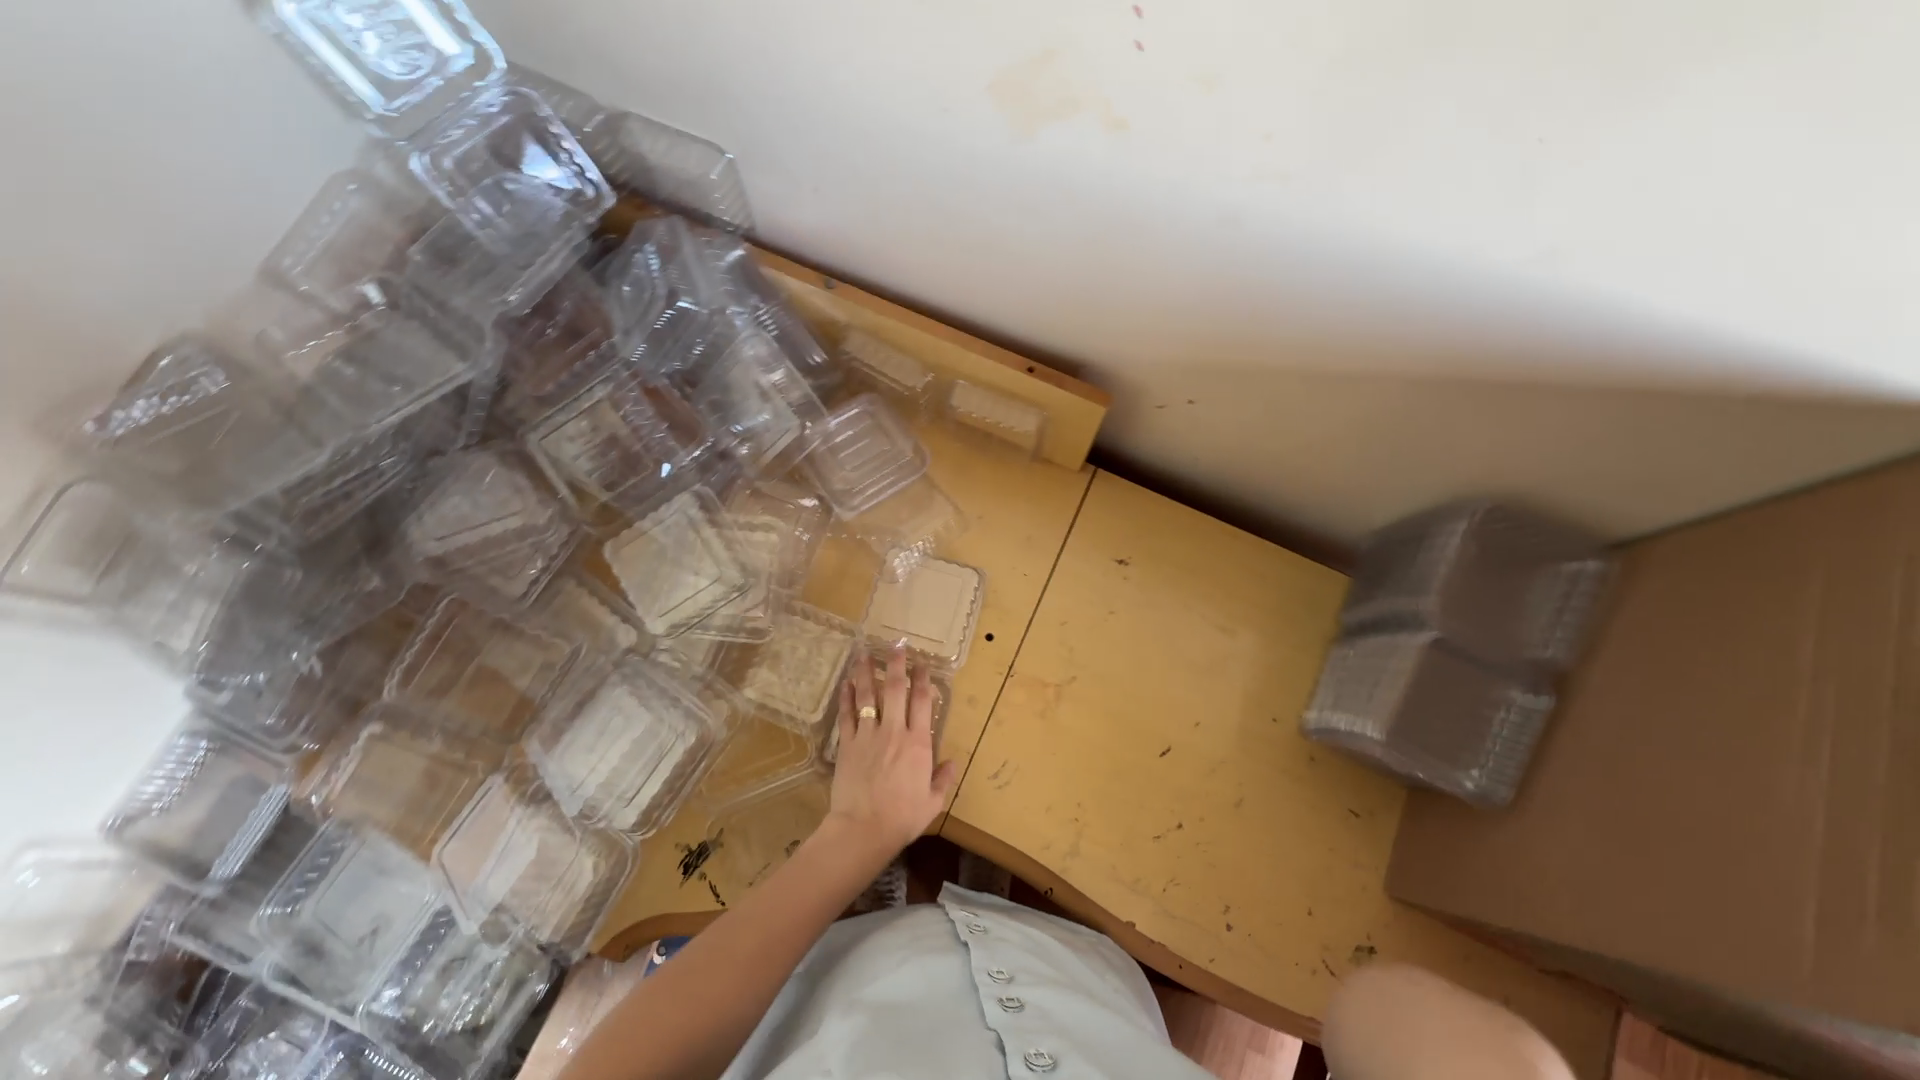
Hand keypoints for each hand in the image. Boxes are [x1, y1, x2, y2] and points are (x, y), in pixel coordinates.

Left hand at [823, 649, 956, 857]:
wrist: (864, 828)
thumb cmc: (903, 817)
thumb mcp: (933, 802)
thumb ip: (943, 779)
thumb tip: (951, 762)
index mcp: (918, 743)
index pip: (922, 702)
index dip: (923, 679)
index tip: (922, 663)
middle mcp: (894, 731)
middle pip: (894, 690)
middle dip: (895, 664)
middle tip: (895, 645)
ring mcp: (868, 735)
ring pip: (867, 696)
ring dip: (866, 672)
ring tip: (865, 652)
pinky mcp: (847, 745)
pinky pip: (847, 715)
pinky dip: (846, 697)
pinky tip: (846, 683)